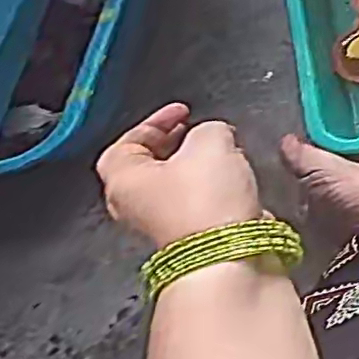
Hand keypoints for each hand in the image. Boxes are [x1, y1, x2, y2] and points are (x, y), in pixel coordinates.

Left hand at [97, 103, 263, 247]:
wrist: (228, 247)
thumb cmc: (207, 196)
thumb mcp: (211, 142)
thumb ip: (210, 128)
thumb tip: (215, 134)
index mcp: (124, 179)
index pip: (126, 143)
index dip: (154, 122)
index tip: (182, 111)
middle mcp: (135, 203)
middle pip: (148, 164)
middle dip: (174, 142)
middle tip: (198, 127)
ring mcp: (163, 220)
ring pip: (174, 181)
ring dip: (196, 162)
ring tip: (222, 148)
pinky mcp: (192, 230)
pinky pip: (195, 197)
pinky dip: (210, 181)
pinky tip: (233, 173)